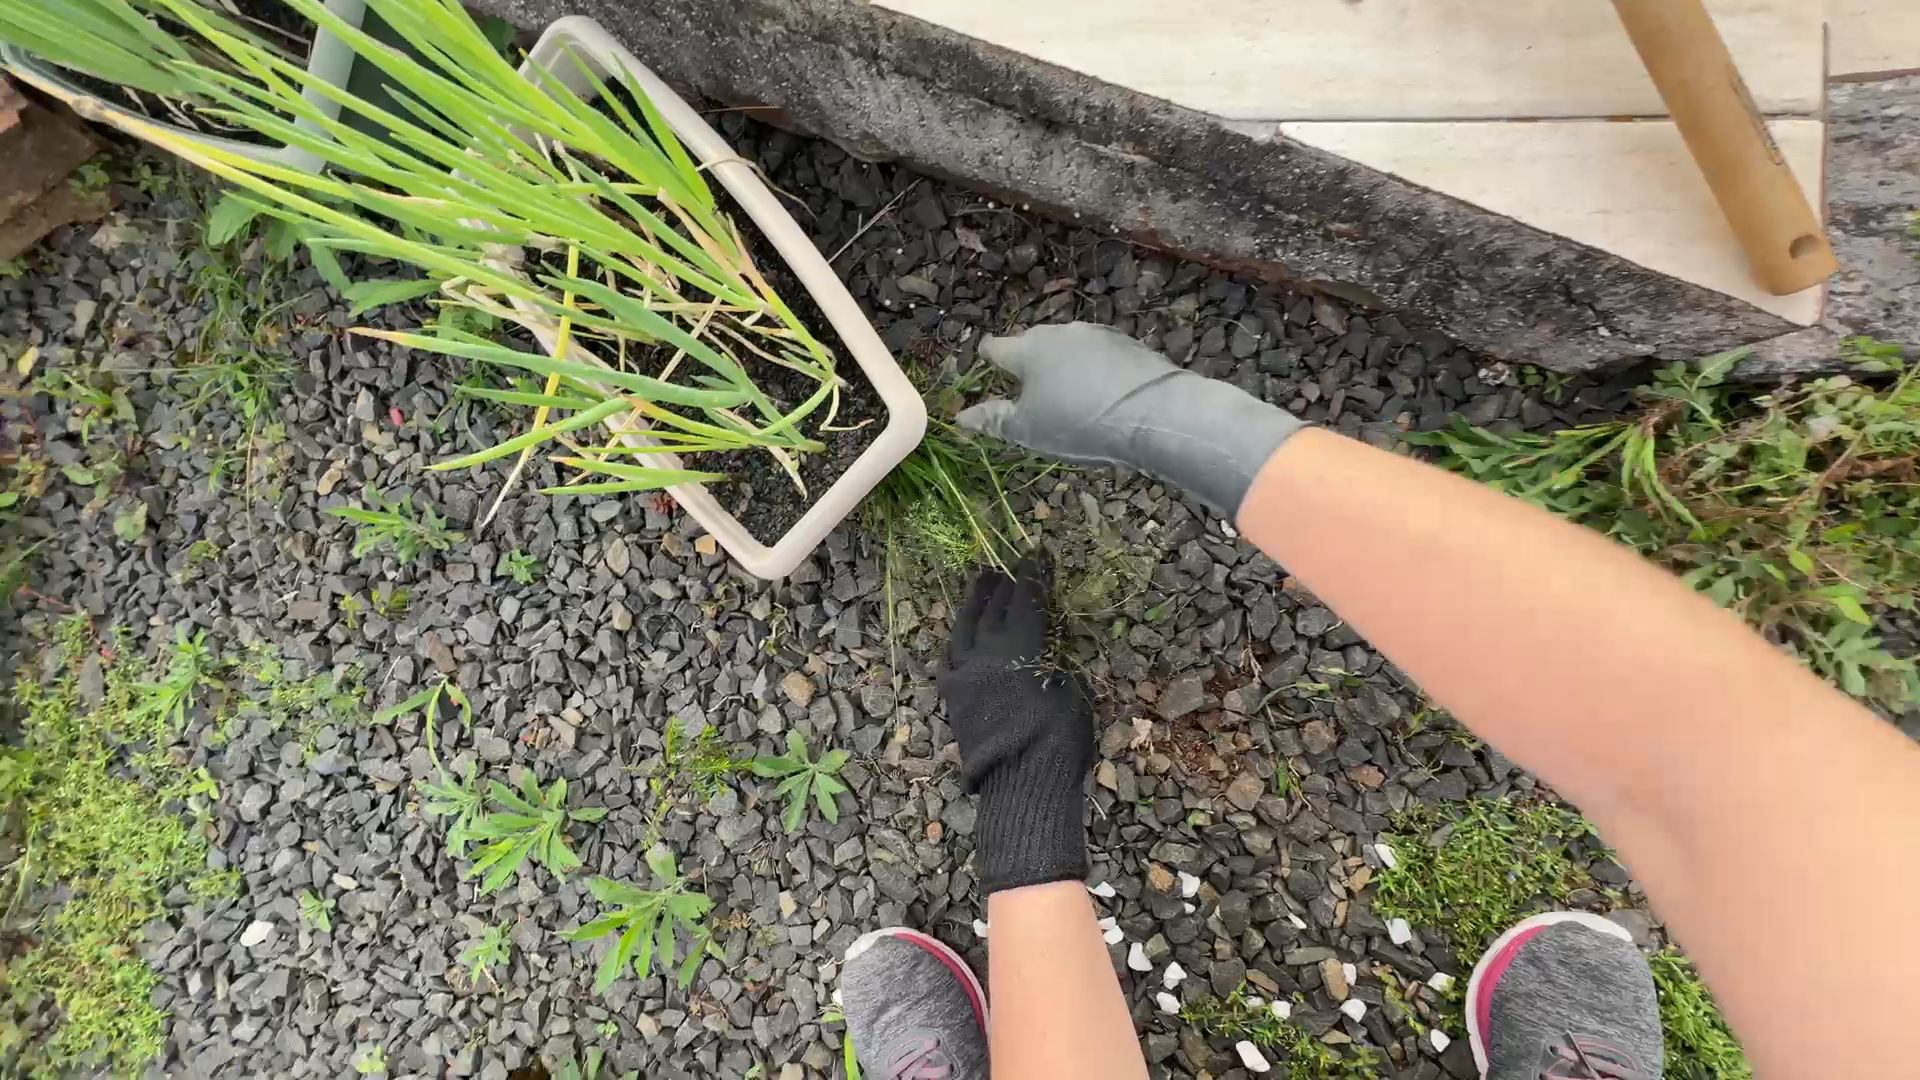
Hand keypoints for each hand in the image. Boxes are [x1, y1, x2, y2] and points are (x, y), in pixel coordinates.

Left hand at [937, 558, 1092, 894]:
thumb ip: (1055, 661)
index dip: (1032, 576)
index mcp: (1020, 645)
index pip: (1026, 599)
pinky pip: (949, 661)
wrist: (1021, 783)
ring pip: (965, 627)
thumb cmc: (1059, 740)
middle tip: (1008, 569)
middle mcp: (987, 651)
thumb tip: (1046, 645)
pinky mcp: (953, 696)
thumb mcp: (1073, 692)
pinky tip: (958, 638)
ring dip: (975, 604)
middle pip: (994, 609)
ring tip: (981, 584)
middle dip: (1004, 586)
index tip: (1035, 556)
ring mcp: (965, 673)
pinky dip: (956, 645)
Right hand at [957, 322, 1305, 515]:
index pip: (997, 347)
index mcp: (1028, 349)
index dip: (989, 356)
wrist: (1153, 413)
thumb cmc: (1077, 423)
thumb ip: (995, 420)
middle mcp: (1060, 332)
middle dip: (1029, 363)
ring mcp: (1097, 335)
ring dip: (1064, 367)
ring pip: (1069, 349)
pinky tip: (1101, 395)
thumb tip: (962, 417)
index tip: (986, 360)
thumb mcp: (1028, 430)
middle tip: (1030, 389)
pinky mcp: (1129, 344)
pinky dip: (1094, 372)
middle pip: (1035, 345)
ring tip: (1068, 395)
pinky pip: (1099, 357)